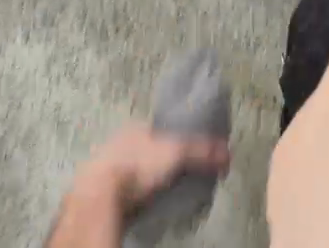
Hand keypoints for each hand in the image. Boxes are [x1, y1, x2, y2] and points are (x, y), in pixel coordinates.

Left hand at [72, 123, 229, 213]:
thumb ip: (204, 151)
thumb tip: (229, 154)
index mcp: (139, 126)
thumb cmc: (139, 165)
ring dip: (151, 178)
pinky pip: (128, 188)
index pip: (163, 128)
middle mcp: (122, 140)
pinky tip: (148, 202)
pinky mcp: (102, 189)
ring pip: (138, 168)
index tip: (191, 153)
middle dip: (165, 160)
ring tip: (168, 191)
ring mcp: (109, 165)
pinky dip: (139, 194)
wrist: (99, 197)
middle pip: (151, 148)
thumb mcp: (178, 152)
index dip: (179, 138)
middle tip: (182, 174)